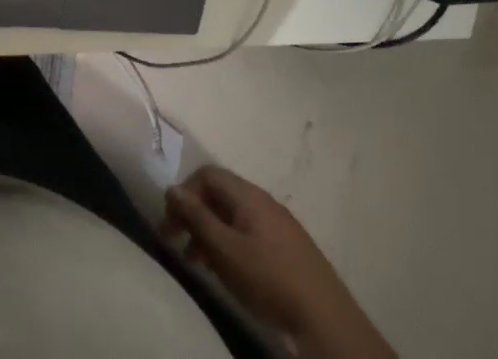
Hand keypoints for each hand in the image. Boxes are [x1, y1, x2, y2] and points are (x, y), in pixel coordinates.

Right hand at [161, 166, 393, 358]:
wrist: (325, 322)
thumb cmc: (267, 278)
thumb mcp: (223, 247)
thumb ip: (195, 215)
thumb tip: (172, 188)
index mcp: (250, 197)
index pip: (207, 174)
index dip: (184, 191)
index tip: (171, 219)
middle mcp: (266, 205)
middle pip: (219, 196)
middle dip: (192, 214)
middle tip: (173, 240)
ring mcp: (280, 228)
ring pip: (232, 218)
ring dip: (207, 233)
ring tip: (195, 261)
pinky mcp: (288, 250)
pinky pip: (248, 235)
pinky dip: (228, 245)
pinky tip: (224, 269)